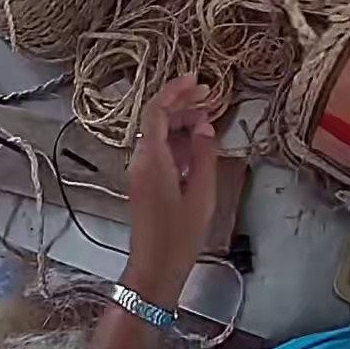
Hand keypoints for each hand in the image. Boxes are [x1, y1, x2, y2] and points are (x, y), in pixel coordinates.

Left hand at [122, 75, 218, 310]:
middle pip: (156, 118)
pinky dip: (179, 139)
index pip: (156, 111)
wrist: (154, 269)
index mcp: (151, 158)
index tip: (196, 79)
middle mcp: (141, 159)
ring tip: (209, 116)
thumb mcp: (201, 193)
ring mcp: (141, 171)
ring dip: (182, 120)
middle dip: (181, 102)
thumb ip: (204, 155)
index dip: (174, 90)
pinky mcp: (145, 181)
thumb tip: (204, 126)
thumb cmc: (179, 235)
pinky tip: (199, 142)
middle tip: (209, 94)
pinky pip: (160, 149)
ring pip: (159, 133)